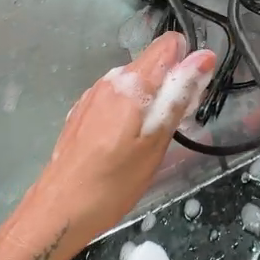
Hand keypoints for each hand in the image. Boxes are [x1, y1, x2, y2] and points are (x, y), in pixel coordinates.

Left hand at [0, 32, 216, 259]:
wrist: (55, 215)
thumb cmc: (113, 182)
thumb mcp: (156, 141)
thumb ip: (179, 95)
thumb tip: (204, 55)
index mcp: (132, 81)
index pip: (169, 43)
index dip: (186, 64)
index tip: (187, 98)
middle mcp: (111, 79)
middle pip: (153, 64)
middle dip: (169, 87)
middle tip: (169, 130)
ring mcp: (93, 95)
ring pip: (135, 83)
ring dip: (149, 102)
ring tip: (146, 143)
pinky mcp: (82, 112)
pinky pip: (116, 98)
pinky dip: (128, 112)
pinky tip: (121, 146)